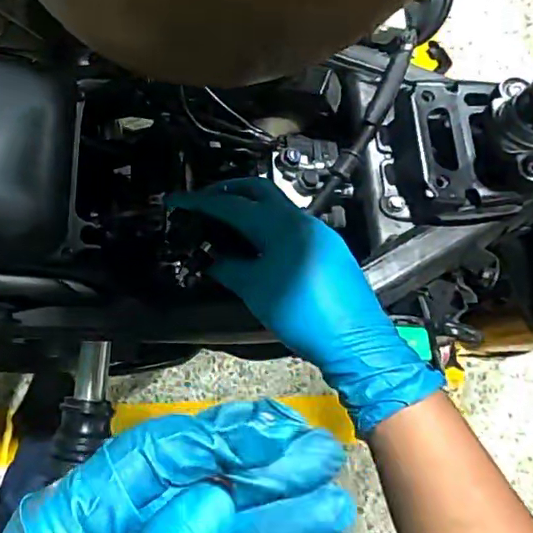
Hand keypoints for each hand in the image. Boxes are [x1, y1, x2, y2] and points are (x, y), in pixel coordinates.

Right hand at [166, 177, 443, 433]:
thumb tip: (210, 258)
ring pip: (275, 206)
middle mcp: (302, 222)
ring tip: (222, 221)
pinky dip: (264, 224)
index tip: (177, 200)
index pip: (230, 204)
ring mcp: (318, 233)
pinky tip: (252, 242)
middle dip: (226, 190)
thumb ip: (227, 267)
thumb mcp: (253, 290)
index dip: (199, 201)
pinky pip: (289, 223)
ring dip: (246, 207)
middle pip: (257, 190)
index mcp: (282, 227)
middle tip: (202, 200)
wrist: (356, 343)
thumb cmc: (304, 315)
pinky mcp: (326, 248)